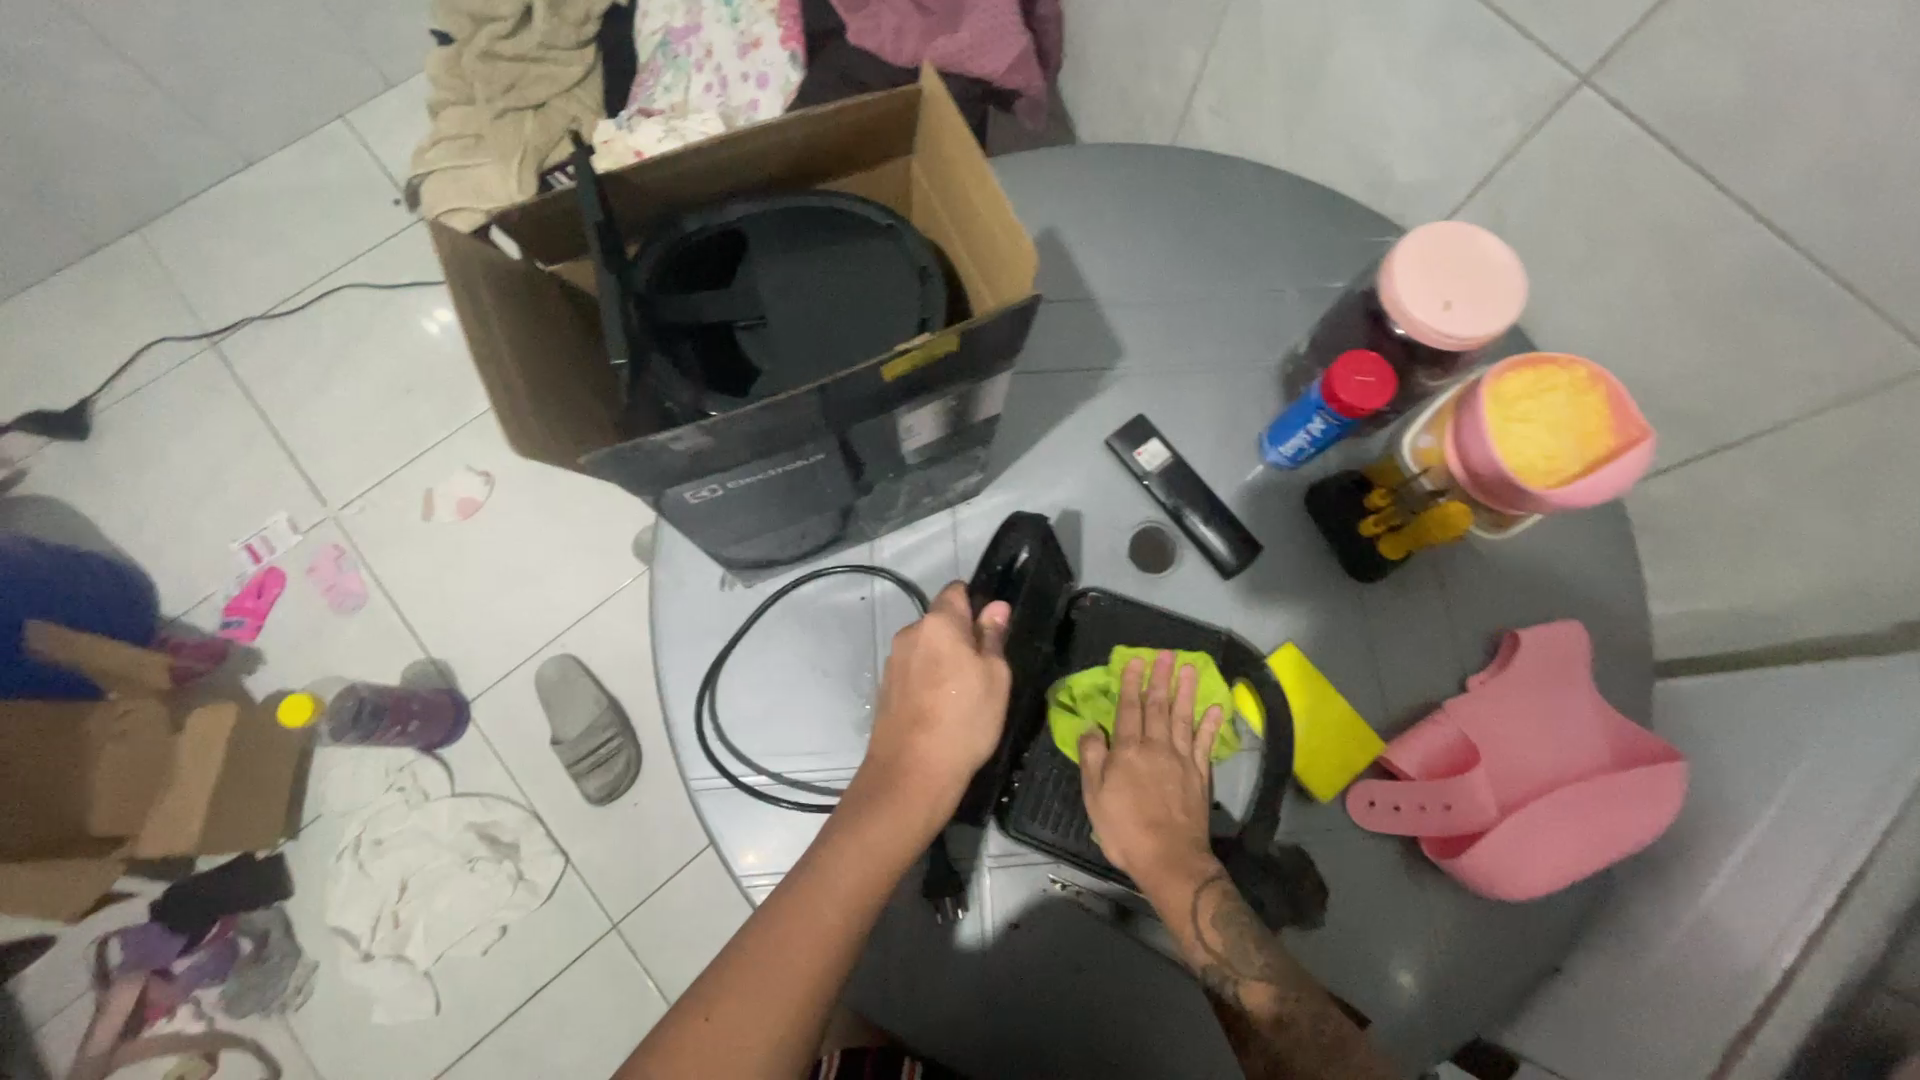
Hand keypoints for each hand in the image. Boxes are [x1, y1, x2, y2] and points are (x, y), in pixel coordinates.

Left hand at [858, 582, 1011, 815]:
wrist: (912, 772)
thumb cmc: (964, 720)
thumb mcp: (995, 677)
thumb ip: (993, 637)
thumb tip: (996, 607)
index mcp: (939, 623)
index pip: (956, 591)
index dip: (976, 604)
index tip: (991, 631)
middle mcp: (910, 634)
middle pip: (940, 622)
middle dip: (959, 637)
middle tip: (984, 671)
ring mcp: (893, 662)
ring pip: (926, 649)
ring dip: (942, 661)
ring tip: (961, 697)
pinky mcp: (885, 689)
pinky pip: (913, 672)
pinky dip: (927, 682)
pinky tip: (939, 710)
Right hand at [1079, 651, 1226, 890]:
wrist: (1169, 858)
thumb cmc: (1124, 829)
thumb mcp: (1094, 795)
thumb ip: (1092, 758)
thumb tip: (1091, 727)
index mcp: (1127, 751)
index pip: (1128, 709)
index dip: (1131, 683)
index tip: (1135, 660)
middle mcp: (1156, 747)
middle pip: (1158, 706)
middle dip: (1160, 678)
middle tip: (1166, 654)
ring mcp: (1181, 760)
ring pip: (1183, 717)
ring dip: (1186, 691)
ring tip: (1190, 668)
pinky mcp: (1199, 775)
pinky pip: (1205, 743)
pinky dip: (1210, 725)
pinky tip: (1214, 708)